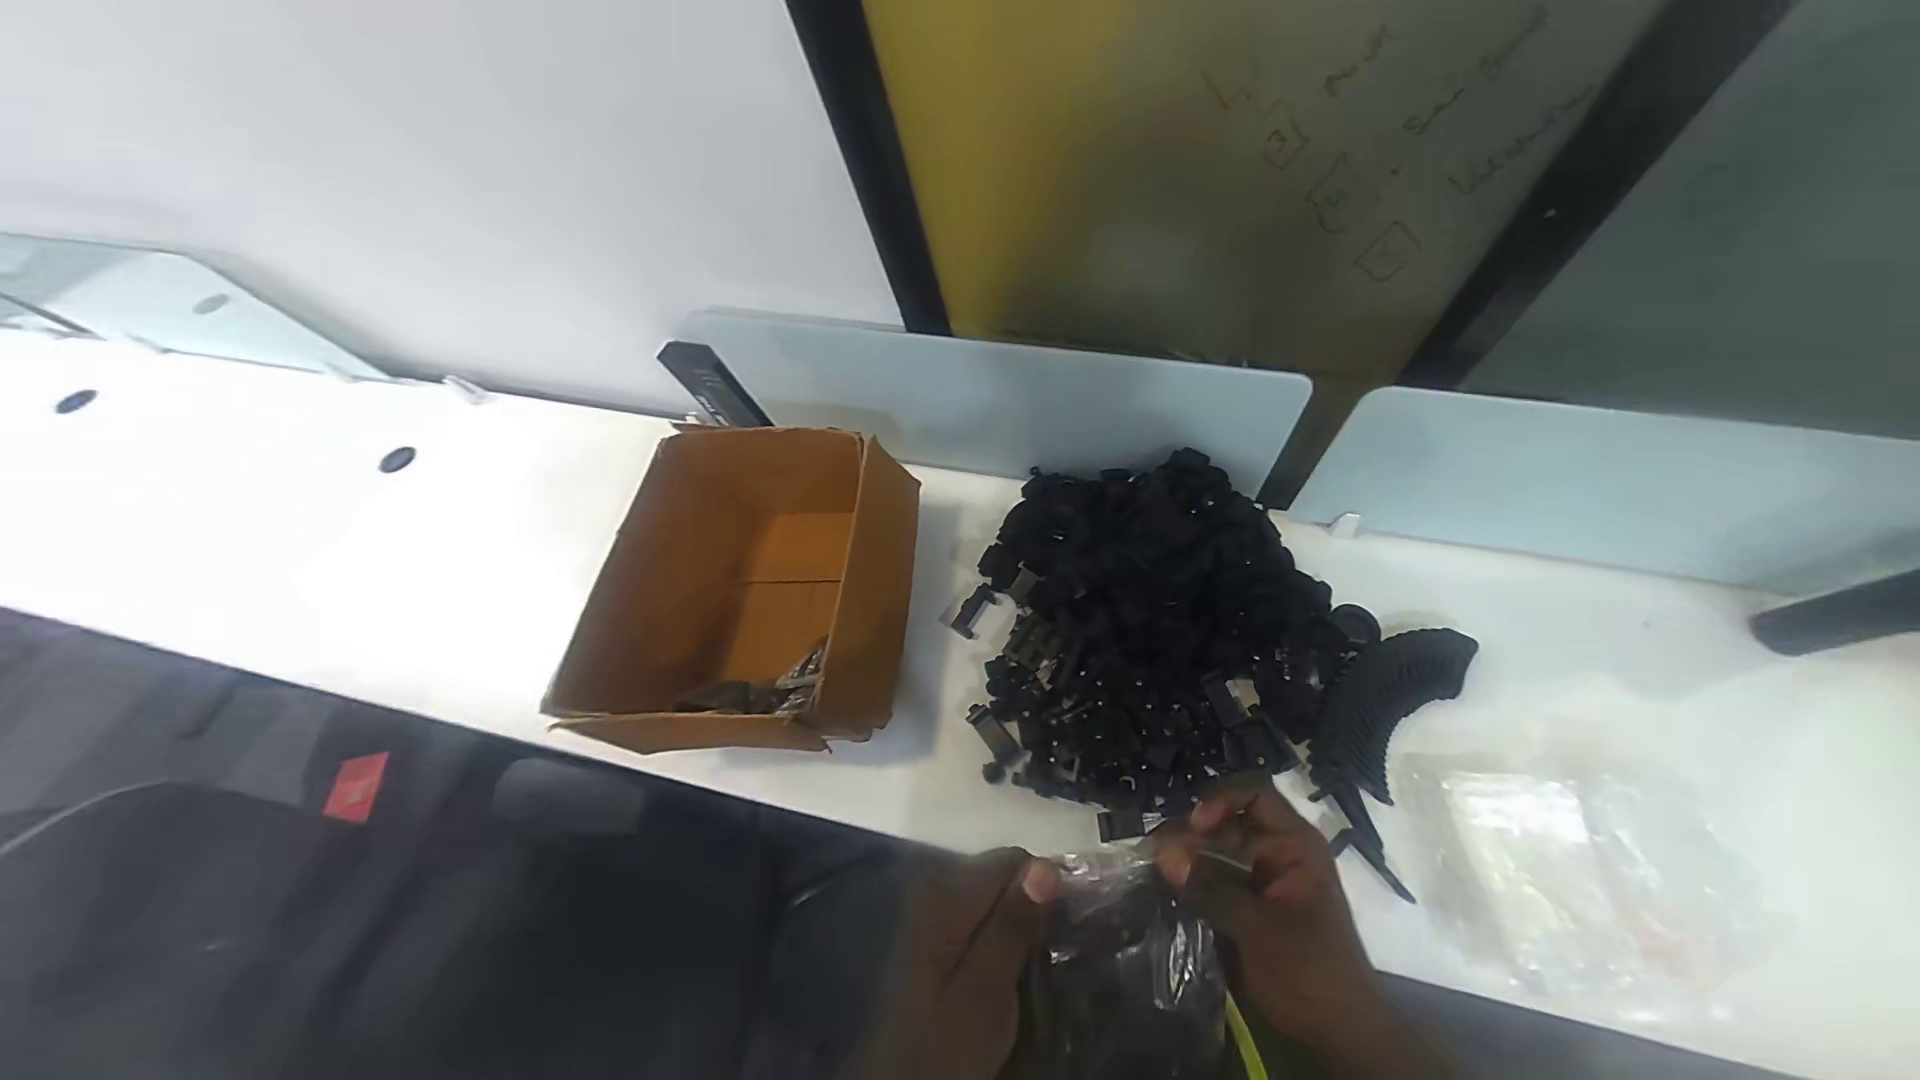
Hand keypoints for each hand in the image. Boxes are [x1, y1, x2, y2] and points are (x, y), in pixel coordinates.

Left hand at [844, 849, 1058, 1079]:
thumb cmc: (945, 1043)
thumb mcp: (987, 990)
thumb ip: (1014, 924)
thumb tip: (1047, 867)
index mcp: (944, 891)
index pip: (1015, 861)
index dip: (1046, 891)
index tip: (1060, 935)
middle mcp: (935, 881)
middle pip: (1005, 872)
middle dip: (1032, 907)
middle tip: (1043, 958)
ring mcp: (933, 901)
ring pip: (999, 891)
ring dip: (1019, 922)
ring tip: (1028, 966)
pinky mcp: (937, 922)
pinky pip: (984, 908)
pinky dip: (1003, 931)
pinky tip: (1007, 966)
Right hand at [1152, 775, 1450, 1078]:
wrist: (1337, 1036)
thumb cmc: (1310, 974)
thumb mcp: (1260, 929)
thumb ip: (1211, 887)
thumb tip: (1161, 851)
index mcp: (1294, 844)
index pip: (1254, 794)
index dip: (1221, 800)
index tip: (1196, 825)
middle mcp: (1274, 850)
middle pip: (1224, 820)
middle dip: (1189, 833)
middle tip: (1157, 854)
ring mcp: (1258, 875)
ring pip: (1211, 847)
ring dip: (1184, 855)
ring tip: (1154, 869)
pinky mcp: (1242, 900)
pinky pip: (1209, 875)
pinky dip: (1188, 877)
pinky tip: (1167, 886)